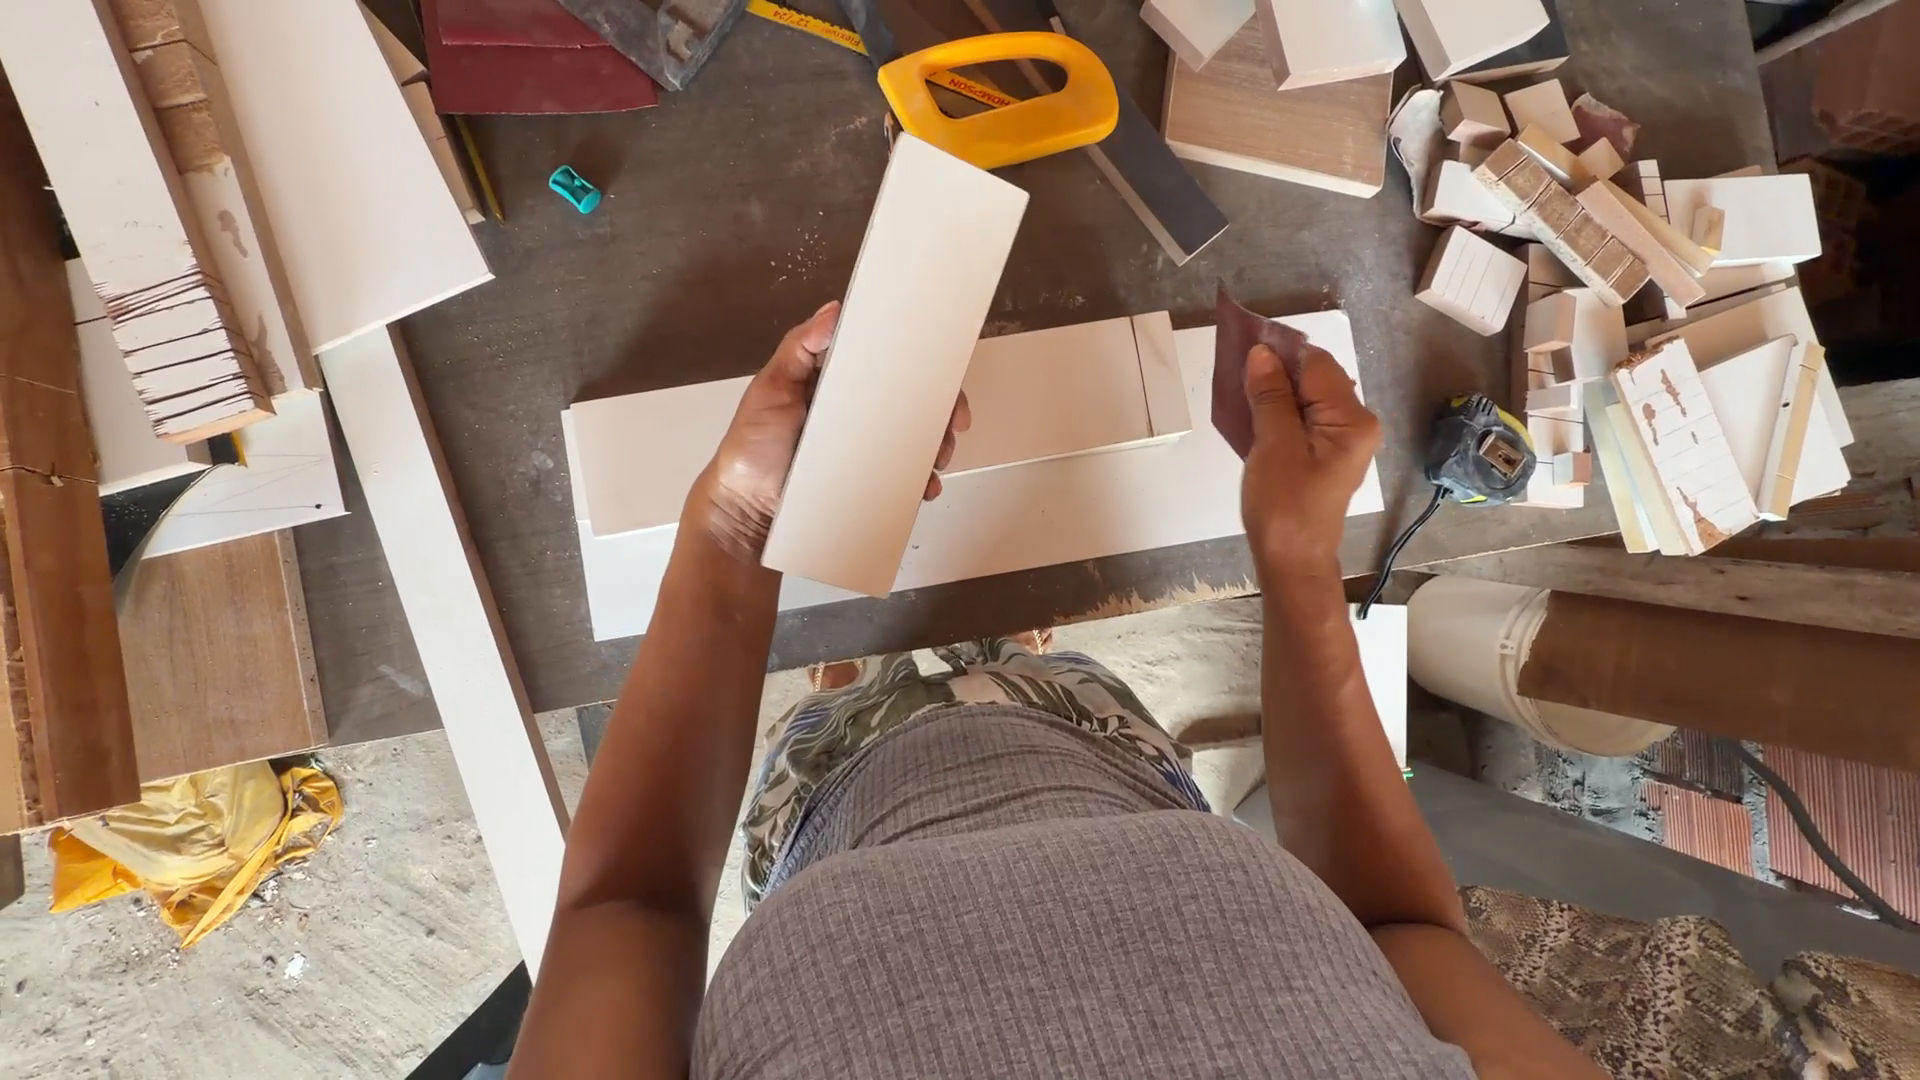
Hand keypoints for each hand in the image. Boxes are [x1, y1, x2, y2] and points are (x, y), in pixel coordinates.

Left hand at [689, 301, 971, 561]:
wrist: (747, 509)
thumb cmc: (752, 447)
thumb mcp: (770, 387)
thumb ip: (798, 348)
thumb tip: (833, 311)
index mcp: (839, 384)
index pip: (889, 365)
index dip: (922, 366)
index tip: (943, 374)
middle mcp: (858, 414)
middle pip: (914, 404)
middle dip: (942, 412)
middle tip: (952, 424)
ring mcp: (866, 450)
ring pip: (917, 441)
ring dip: (937, 446)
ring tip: (938, 458)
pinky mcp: (868, 481)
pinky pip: (905, 478)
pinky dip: (923, 481)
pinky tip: (925, 485)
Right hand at [1240, 342, 1379, 580]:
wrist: (1291, 561)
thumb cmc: (1284, 507)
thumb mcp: (1273, 446)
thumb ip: (1270, 397)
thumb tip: (1261, 354)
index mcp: (1352, 420)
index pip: (1317, 365)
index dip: (1281, 351)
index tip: (1243, 344)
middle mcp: (1354, 424)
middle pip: (1313, 379)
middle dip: (1275, 371)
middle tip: (1234, 370)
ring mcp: (1339, 440)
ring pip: (1304, 399)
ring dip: (1272, 392)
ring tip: (1238, 392)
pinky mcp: (1323, 455)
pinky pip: (1300, 419)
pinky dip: (1275, 412)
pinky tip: (1251, 415)